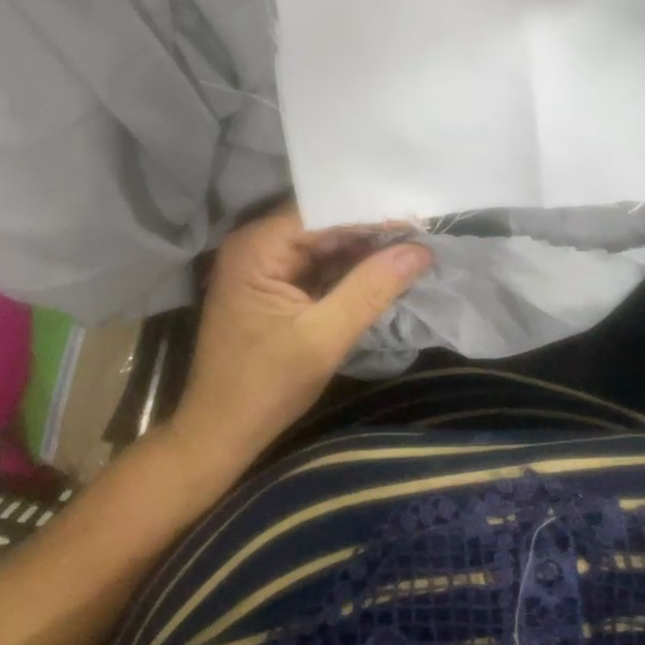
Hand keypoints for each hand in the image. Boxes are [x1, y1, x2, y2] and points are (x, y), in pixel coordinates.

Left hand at [165, 204, 431, 479]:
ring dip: (363, 251)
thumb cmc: (264, 387)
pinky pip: (316, 268)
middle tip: (424, 231)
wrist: (219, 435)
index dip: (370, 211)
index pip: (321, 210)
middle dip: (371, 230)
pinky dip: (348, 271)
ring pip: (323, 246)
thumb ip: (371, 289)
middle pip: (322, 224)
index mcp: (256, 247)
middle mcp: (255, 246)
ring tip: (415, 247)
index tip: (419, 218)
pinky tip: (385, 271)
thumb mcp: (324, 338)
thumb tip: (421, 250)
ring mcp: (262, 268)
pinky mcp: (272, 290)